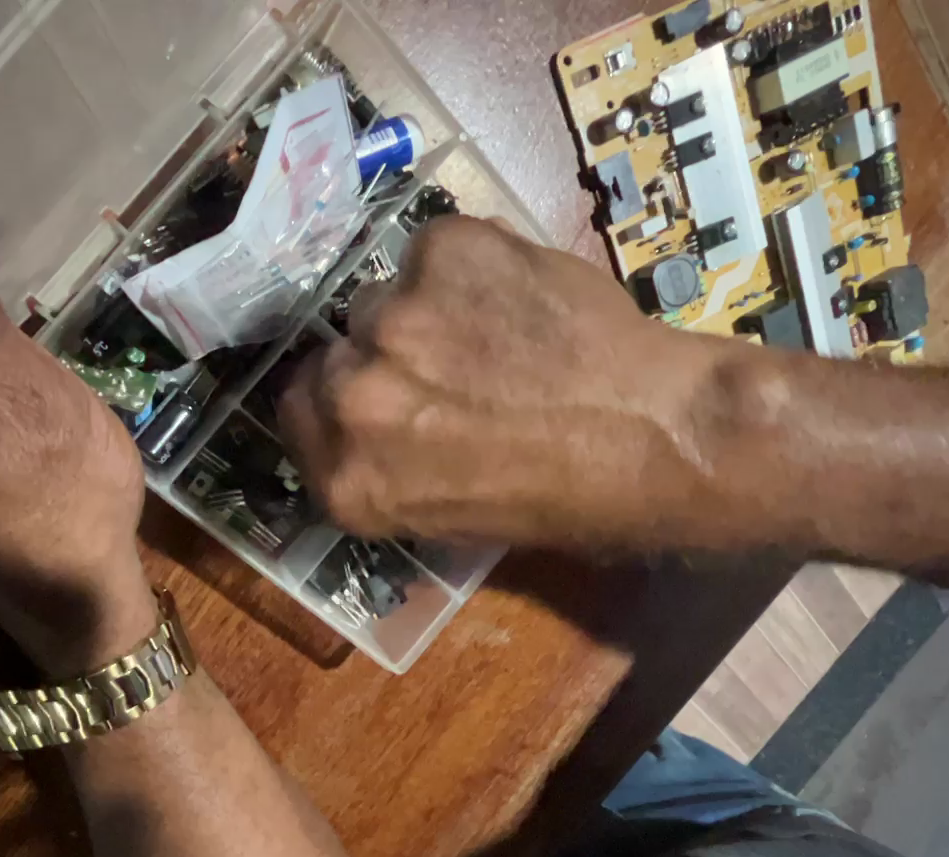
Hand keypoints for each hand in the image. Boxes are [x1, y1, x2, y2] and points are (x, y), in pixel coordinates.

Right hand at [279, 215, 765, 549]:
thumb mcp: (445, 515)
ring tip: (494, 336)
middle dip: (379, 360)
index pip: (295, 412)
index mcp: (349, 479)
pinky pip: (435, 251)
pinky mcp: (447, 248)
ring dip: (424, 313)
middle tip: (442, 370)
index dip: (336, 401)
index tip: (371, 397)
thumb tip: (360, 419)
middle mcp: (352, 396)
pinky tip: (519, 300)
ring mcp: (395, 315)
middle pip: (335, 351)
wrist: (653, 435)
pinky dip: (469, 269)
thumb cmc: (558, 498)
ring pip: (385, 298)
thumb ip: (381, 465)